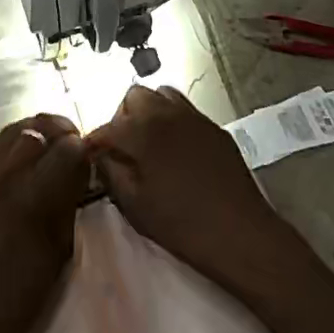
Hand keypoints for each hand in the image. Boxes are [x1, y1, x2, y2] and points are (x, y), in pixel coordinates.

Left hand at [0, 114, 89, 332]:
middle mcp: (0, 176)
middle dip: (58, 132)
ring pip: (13, 129)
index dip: (80, 147)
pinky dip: (14, 141)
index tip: (88, 151)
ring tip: (49, 143)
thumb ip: (70, 195)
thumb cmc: (26, 283)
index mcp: (31, 199)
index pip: (64, 150)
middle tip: (71, 141)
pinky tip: (24, 153)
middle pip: (36, 130)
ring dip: (36, 131)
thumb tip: (81, 161)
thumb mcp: (62, 244)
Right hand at [88, 87, 333, 332]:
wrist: (244, 238)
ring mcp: (193, 117)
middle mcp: (165, 113)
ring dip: (148, 111)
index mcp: (141, 131)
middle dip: (122, 117)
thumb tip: (101, 156)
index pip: (106, 127)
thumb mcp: (134, 207)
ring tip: (149, 141)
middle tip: (123, 147)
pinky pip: (184, 110)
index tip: (89, 156)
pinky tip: (176, 148)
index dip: (94, 142)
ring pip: (160, 94)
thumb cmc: (183, 226)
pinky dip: (172, 119)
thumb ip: (110, 173)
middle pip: (132, 97)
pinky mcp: (214, 128)